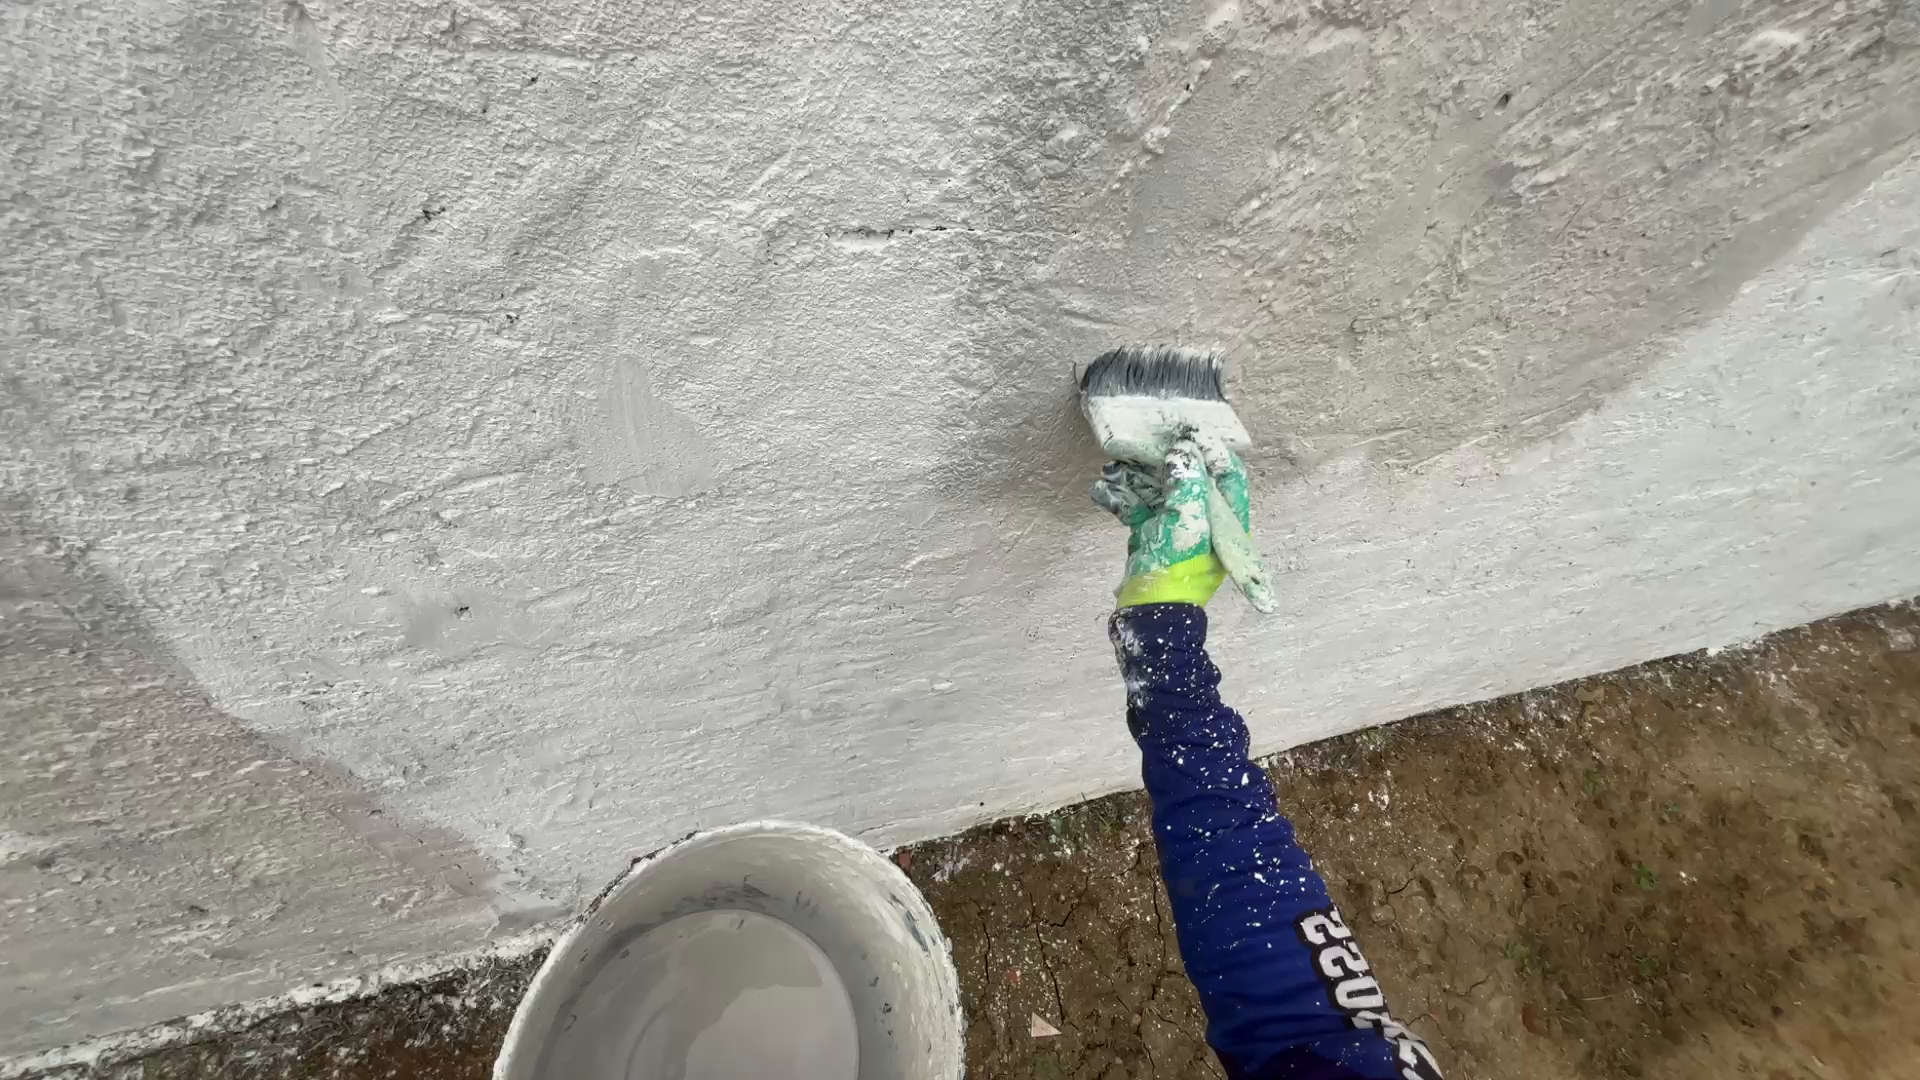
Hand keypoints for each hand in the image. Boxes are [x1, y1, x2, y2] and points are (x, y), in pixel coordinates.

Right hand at [1090, 438, 1253, 607]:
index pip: (1226, 475)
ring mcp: (1175, 527)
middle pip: (1186, 476)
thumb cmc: (1174, 575)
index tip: (1186, 432)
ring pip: (1157, 488)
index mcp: (1225, 522)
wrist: (1147, 617)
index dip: (1209, 451)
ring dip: (1133, 477)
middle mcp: (1203, 520)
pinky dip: (1120, 497)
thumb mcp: (1186, 527)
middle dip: (1160, 461)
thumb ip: (1188, 486)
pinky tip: (1102, 492)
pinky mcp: (1151, 534)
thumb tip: (1182, 452)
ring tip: (1111, 470)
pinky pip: (1137, 506)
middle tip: (1139, 444)